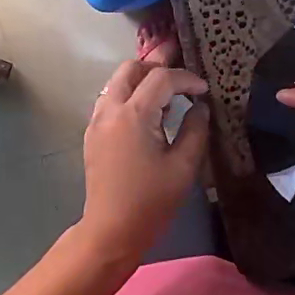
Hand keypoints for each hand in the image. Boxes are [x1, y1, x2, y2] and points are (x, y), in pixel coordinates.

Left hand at [78, 60, 209, 261]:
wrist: (112, 227)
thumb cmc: (152, 200)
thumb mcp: (184, 166)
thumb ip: (195, 129)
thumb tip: (199, 107)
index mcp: (134, 115)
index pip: (161, 78)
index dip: (186, 78)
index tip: (204, 91)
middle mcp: (110, 110)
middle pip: (130, 68)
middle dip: (156, 67)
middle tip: (181, 82)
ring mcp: (96, 121)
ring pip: (115, 83)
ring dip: (139, 80)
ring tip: (165, 97)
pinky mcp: (91, 133)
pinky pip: (109, 101)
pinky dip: (127, 96)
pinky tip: (147, 115)